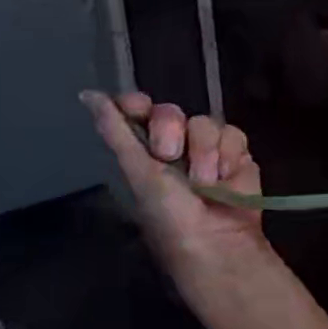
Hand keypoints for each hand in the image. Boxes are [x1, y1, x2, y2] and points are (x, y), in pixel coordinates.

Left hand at [81, 91, 267, 274]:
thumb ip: (118, 133)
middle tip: (170, 156)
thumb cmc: (167, 212)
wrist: (216, 235)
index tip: (140, 108)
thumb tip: (88, 94)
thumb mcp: (137, 172)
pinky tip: (228, 175)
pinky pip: (235, 135)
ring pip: (207, 122)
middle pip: (172, 111)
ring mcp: (209, 148)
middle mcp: (175, 142)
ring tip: (207, 180)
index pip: (137, 108)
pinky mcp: (240, 154)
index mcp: (141, 147)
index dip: (138, 103)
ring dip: (205, 151)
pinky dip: (230, 155)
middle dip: (171, 131)